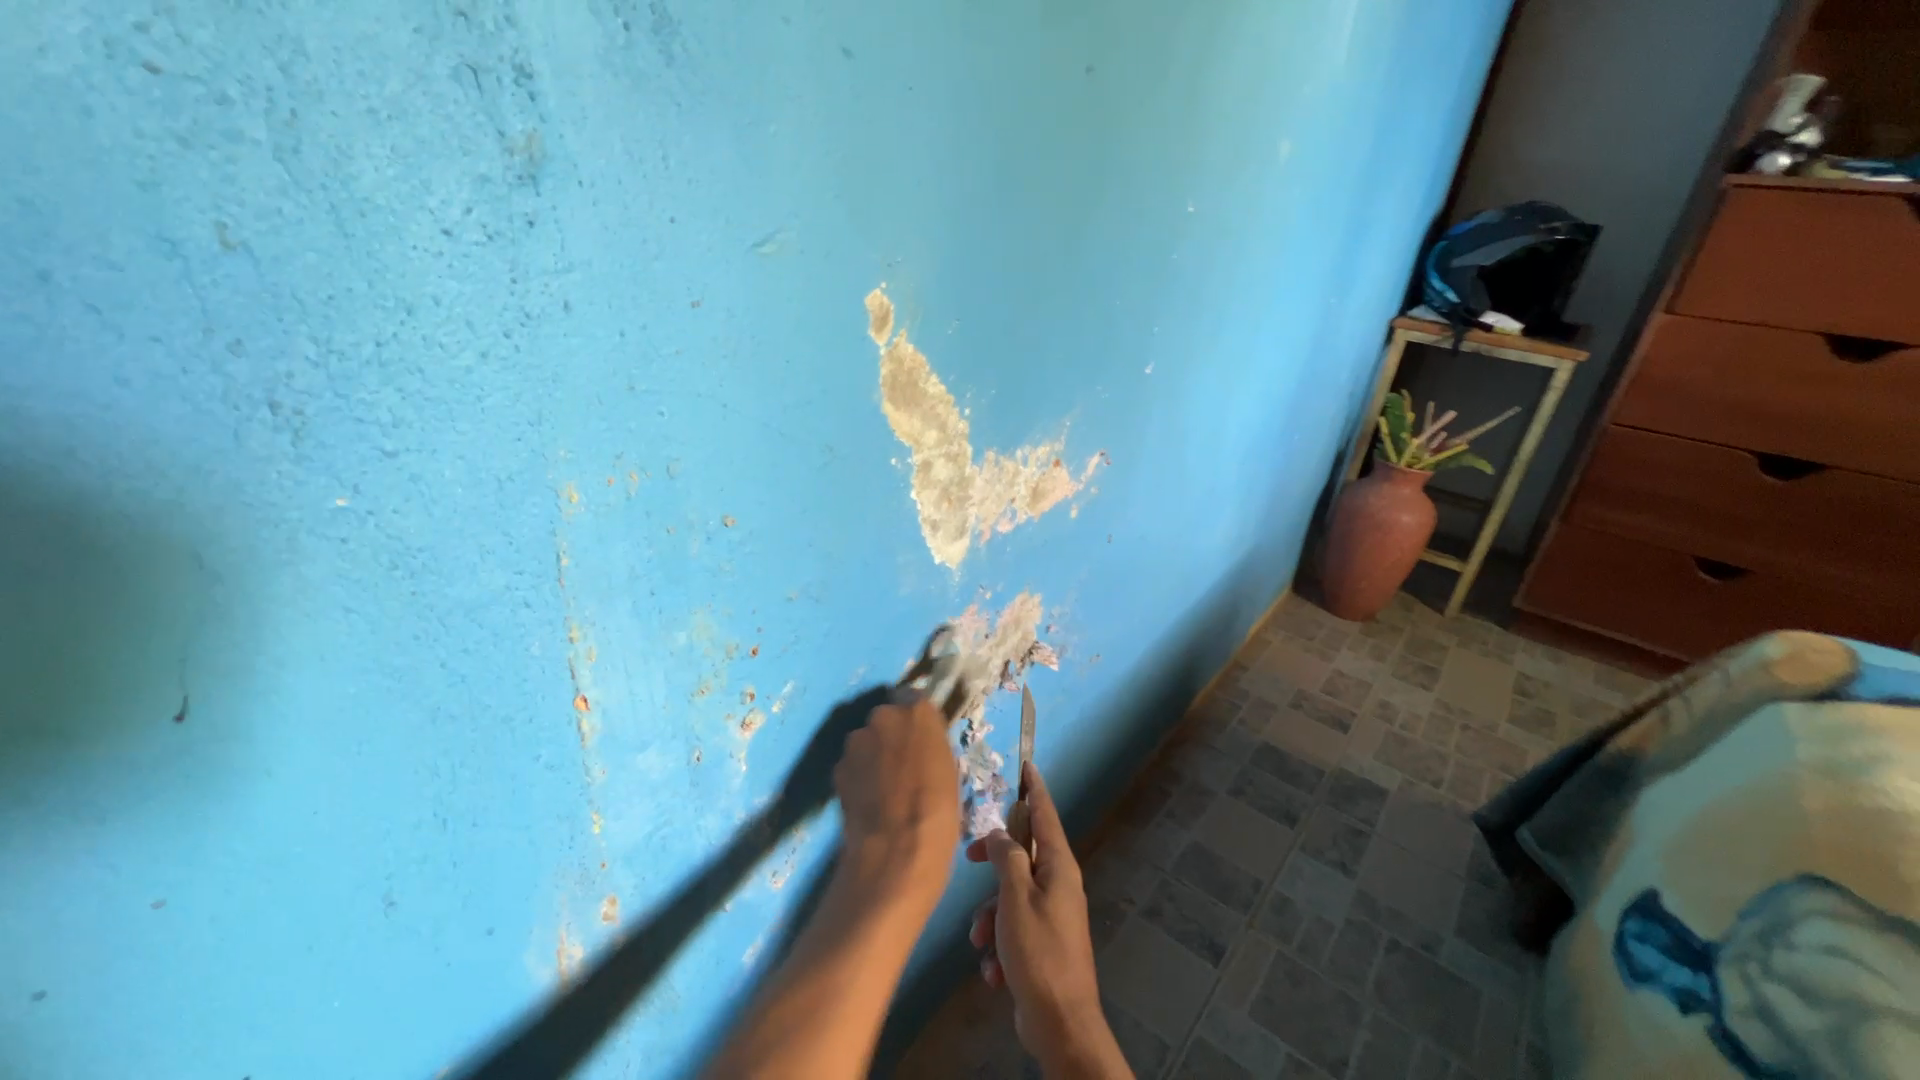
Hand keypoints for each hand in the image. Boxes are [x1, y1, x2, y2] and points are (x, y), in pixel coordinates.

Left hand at [833, 696, 960, 908]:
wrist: (896, 849)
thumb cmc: (939, 811)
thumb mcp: (949, 770)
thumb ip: (930, 747)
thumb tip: (920, 749)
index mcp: (919, 713)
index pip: (914, 700)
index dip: (916, 721)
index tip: (920, 739)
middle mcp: (883, 716)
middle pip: (886, 718)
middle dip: (891, 735)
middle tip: (902, 765)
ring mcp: (856, 741)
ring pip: (865, 741)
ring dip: (873, 755)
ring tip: (884, 788)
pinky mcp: (837, 767)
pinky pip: (852, 765)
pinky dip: (858, 776)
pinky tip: (868, 801)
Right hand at [967, 764, 1128, 1076]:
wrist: (1059, 1021)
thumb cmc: (1038, 952)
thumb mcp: (1015, 898)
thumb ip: (1005, 859)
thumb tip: (999, 833)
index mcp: (1059, 868)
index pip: (1046, 815)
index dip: (1034, 789)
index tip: (1027, 765)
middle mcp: (1059, 885)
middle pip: (1021, 856)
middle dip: (993, 864)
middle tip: (969, 858)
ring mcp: (1052, 916)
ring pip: (1010, 897)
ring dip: (990, 918)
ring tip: (983, 943)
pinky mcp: (1042, 945)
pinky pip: (1012, 929)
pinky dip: (999, 946)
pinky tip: (995, 970)